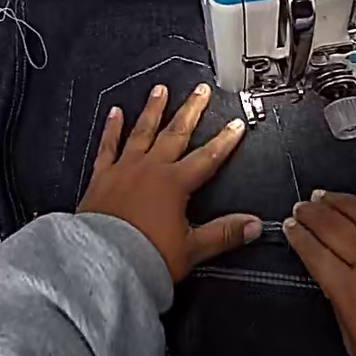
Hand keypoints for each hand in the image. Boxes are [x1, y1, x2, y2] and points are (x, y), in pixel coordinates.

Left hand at [78, 83, 260, 280]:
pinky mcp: (102, 176)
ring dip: (154, 109)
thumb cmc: (145, 258)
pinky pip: (108, 146)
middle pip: (176, 133)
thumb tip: (253, 225)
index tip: (236, 125)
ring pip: (143, 131)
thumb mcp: (192, 248)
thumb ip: (224, 234)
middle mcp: (151, 168)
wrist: (103, 265)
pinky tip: (115, 112)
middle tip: (201, 91)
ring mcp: (125, 168)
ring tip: (160, 90)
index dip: (225, 140)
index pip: (207, 157)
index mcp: (174, 184)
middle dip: (192, 110)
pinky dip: (112, 128)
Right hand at [284, 191, 355, 355]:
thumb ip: (341, 310)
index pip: (316, 253)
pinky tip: (355, 206)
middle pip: (333, 226)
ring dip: (336, 202)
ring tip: (322, 196)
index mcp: (354, 296)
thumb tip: (333, 285)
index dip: (299, 237)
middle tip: (301, 206)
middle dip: (312, 213)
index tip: (291, 227)